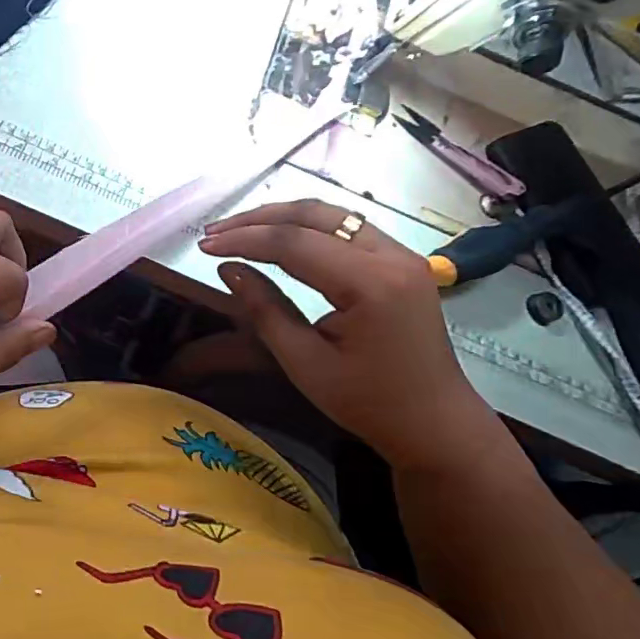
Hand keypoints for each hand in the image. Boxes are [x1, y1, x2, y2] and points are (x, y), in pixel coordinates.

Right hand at [198, 200, 472, 455]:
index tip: (205, 246)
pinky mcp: (403, 261)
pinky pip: (350, 229)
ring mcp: (402, 254)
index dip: (246, 239)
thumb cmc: (368, 403)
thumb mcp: (306, 364)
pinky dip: (310, 228)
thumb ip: (266, 310)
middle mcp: (392, 256)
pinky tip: (281, 236)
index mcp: (371, 284)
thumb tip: (229, 268)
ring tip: (240, 229)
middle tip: (215, 232)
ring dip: (284, 218)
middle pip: (315, 216)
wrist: (434, 423)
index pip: (295, 243)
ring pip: (334, 216)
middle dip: (260, 219)